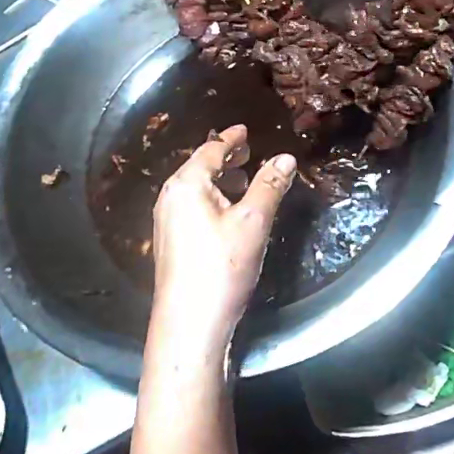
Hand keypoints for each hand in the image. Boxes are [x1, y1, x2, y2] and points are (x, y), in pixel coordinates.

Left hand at [151, 125, 297, 350]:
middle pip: (200, 167)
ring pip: (197, 189)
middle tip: (248, 150)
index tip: (244, 129)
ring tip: (245, 178)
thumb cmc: (221, 267)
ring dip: (221, 179)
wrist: (190, 323)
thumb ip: (269, 185)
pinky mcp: (172, 243)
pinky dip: (214, 198)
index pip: (211, 150)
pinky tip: (231, 211)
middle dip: (226, 158)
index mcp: (186, 186)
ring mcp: (168, 222)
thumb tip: (285, 157)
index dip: (231, 138)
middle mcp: (171, 199)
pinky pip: (194, 206)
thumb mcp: (253, 221)